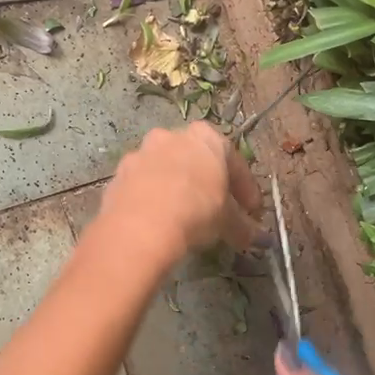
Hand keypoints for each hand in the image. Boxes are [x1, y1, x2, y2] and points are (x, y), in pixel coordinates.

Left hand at [98, 123, 260, 266]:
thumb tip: (256, 238)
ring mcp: (141, 153)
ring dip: (177, 189)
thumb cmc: (195, 211)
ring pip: (166, 170)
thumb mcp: (227, 221)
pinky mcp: (118, 174)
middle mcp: (172, 136)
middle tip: (218, 211)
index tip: (252, 211)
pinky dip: (153, 199)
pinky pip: (143, 186)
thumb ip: (242, 226)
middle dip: (209, 184)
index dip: (246, 189)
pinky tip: (159, 221)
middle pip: (197, 160)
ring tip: (185, 217)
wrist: (140, 225)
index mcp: (206, 138)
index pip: (234, 161)